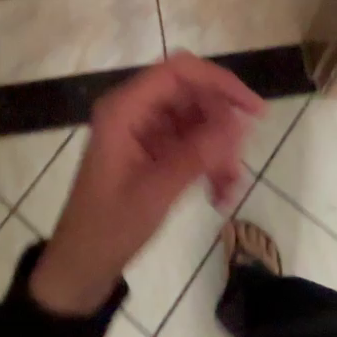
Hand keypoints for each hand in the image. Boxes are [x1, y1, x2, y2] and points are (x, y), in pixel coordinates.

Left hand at [28, 52, 263, 315]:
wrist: (83, 264)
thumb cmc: (109, 227)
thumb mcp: (155, 192)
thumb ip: (196, 154)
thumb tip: (238, 123)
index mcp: (124, 108)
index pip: (178, 72)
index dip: (219, 82)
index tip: (253, 110)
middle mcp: (134, 110)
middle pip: (192, 95)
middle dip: (221, 126)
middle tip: (237, 163)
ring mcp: (144, 129)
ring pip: (197, 121)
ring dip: (219, 150)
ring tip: (229, 188)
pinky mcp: (153, 149)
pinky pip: (192, 143)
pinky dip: (209, 163)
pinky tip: (219, 195)